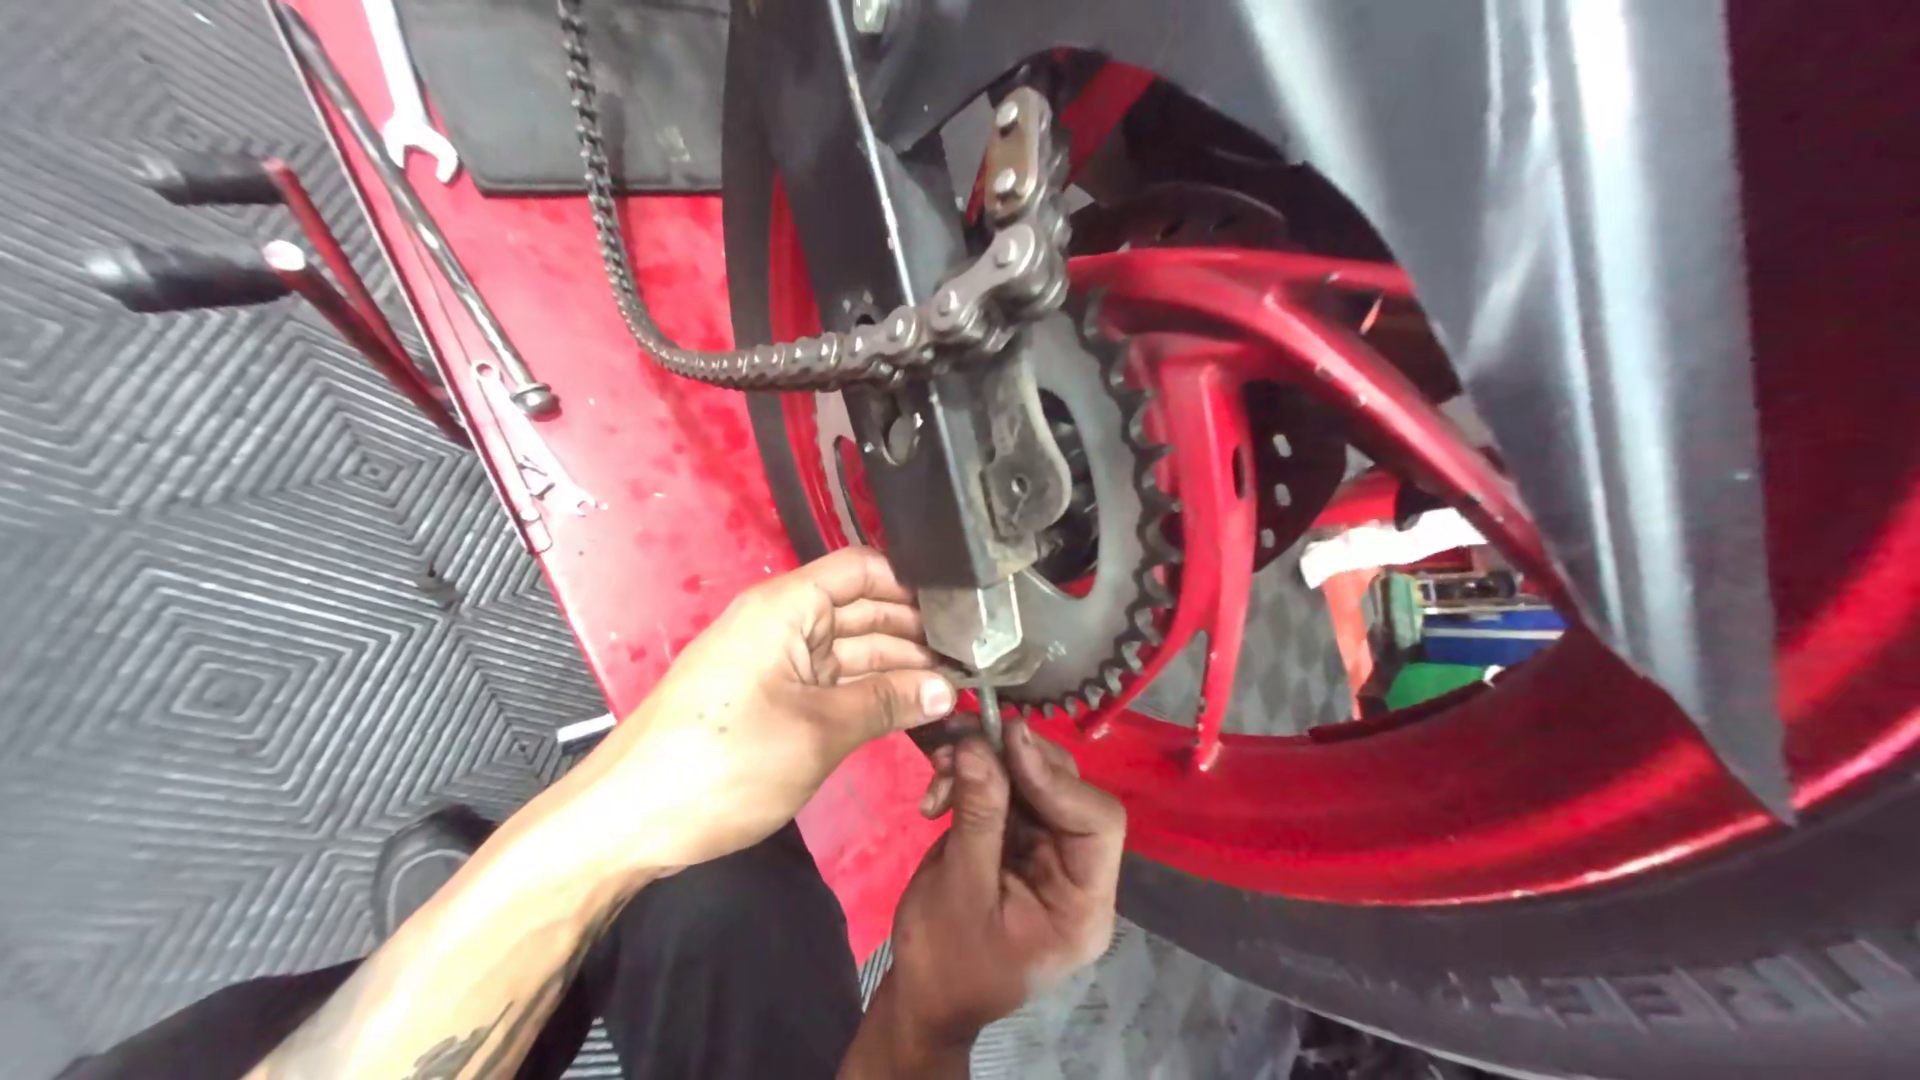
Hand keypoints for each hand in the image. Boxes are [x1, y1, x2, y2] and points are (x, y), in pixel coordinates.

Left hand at [553, 547, 956, 871]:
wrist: (629, 823)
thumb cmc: (724, 760)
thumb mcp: (817, 730)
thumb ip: (887, 702)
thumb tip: (946, 690)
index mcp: (786, 606)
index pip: (862, 569)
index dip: (912, 586)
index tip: (962, 615)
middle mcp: (784, 622)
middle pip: (863, 610)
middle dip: (915, 633)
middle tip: (972, 661)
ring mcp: (779, 661)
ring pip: (852, 650)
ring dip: (898, 669)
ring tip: (954, 689)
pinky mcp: (775, 697)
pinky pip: (834, 682)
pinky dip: (870, 693)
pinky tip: (912, 708)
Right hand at [878, 721, 1124, 1054]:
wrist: (921, 996)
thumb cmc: (946, 961)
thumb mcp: (960, 889)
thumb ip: (977, 814)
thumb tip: (976, 744)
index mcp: (1084, 903)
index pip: (1097, 822)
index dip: (1055, 777)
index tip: (1009, 739)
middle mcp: (1075, 869)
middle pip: (1064, 789)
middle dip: (1012, 759)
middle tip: (962, 737)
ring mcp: (1045, 850)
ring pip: (1030, 780)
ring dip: (984, 763)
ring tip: (938, 766)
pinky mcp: (1016, 837)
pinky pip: (1003, 789)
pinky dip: (970, 778)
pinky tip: (936, 792)